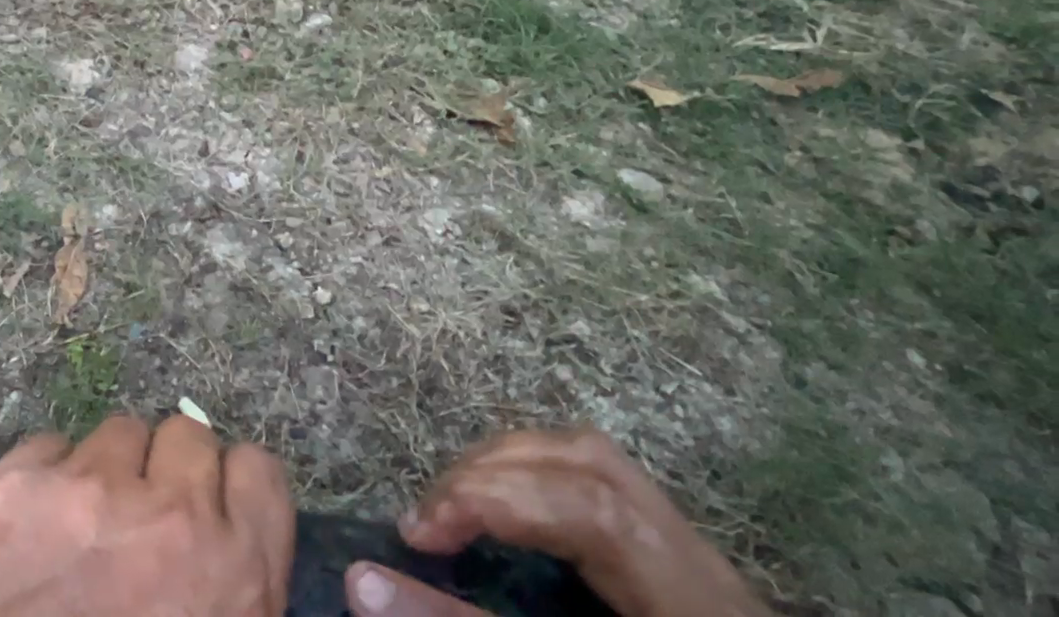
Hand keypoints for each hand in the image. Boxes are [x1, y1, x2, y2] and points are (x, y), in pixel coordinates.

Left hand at [0, 414, 293, 616]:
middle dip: (168, 469)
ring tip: (82, 521)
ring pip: (119, 430)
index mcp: (234, 577)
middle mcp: (171, 518)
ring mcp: (89, 493)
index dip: (231, 486)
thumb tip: (220, 537)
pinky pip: (51, 444)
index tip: (208, 505)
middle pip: (188, 435)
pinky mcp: (16, 486)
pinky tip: (30, 524)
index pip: (259, 472)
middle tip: (140, 516)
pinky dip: (46, 476)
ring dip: (108, 469)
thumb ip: (232, 590)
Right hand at [344, 429, 768, 616]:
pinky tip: (504, 515)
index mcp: (690, 599)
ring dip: (511, 467)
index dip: (494, 501)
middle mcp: (700, 562)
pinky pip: (602, 485)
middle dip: (492, 472)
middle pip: (593, 463)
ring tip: (456, 504)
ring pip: (599, 462)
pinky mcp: (677, 562)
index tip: (418, 534)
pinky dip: (536, 482)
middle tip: (429, 517)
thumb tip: (361, 581)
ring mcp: (695, 558)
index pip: (592, 510)